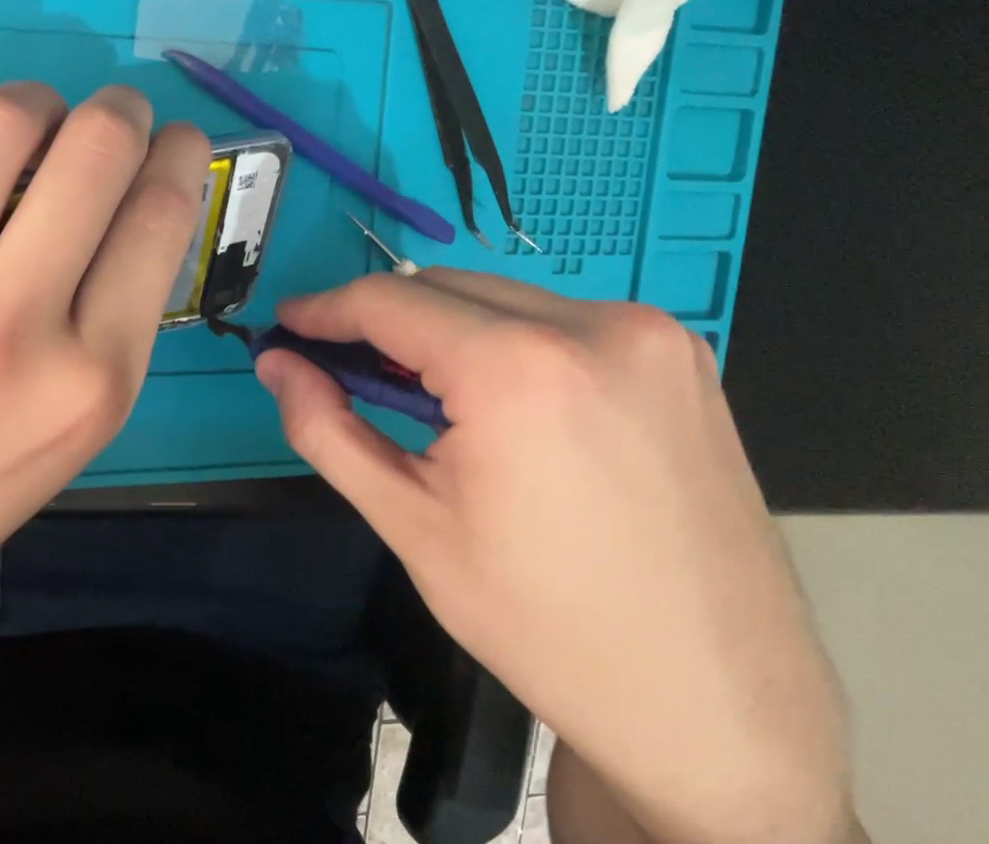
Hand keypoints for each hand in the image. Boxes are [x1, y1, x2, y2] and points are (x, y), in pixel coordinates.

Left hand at [0, 82, 208, 670]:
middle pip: (94, 152)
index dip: (179, 160)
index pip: (161, 222)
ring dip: (28, 103)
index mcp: (89, 385)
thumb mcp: (59, 455)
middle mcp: (13, 324)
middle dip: (120, 112)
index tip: (171, 144)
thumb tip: (106, 239)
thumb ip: (97, 347)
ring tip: (26, 121)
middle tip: (111, 116)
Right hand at [255, 272, 852, 843]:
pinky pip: (563, 324)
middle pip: (449, 288)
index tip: (286, 329)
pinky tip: (495, 405)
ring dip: (444, 330)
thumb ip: (326, 429)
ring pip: (507, 300)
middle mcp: (596, 327)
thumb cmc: (540, 620)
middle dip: (381, 320)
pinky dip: (507, 344)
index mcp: (518, 368)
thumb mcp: (409, 523)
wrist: (712, 700)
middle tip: (335, 368)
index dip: (325, 309)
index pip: (390, 301)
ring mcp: (654, 340)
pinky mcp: (685, 363)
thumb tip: (276, 366)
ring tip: (413, 396)